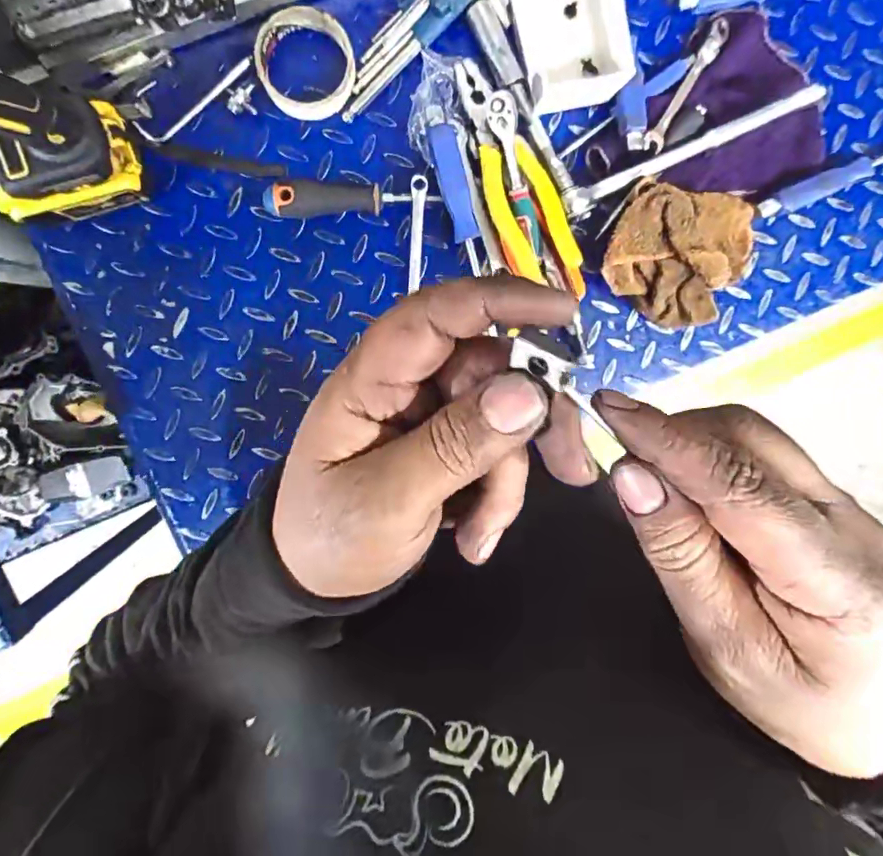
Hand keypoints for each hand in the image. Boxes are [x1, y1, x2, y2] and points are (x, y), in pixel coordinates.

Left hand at [273, 277, 597, 598]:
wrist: (313, 582)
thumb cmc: (331, 535)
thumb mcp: (390, 500)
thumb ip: (456, 445)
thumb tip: (528, 392)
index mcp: (372, 377)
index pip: (437, 313)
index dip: (501, 301)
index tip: (566, 312)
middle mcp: (406, 382)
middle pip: (490, 365)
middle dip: (531, 418)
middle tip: (569, 469)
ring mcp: (430, 412)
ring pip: (505, 411)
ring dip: (510, 474)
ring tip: (484, 532)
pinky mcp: (448, 443)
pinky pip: (498, 449)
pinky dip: (499, 492)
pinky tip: (474, 535)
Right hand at [595, 393, 882, 778]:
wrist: (855, 716)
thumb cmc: (787, 696)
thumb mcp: (723, 642)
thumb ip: (679, 555)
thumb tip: (630, 475)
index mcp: (837, 577)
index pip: (741, 487)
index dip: (671, 443)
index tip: (611, 411)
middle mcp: (851, 523)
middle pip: (751, 443)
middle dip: (675, 434)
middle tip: (619, 451)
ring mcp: (841, 502)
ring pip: (751, 434)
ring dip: (687, 436)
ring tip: (648, 469)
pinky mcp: (821, 493)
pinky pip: (753, 446)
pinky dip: (703, 446)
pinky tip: (681, 475)